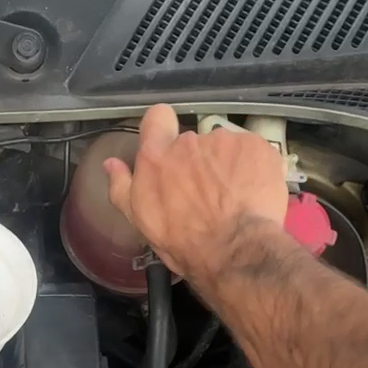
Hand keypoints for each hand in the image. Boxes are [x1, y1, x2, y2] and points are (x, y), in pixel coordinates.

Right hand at [104, 104, 291, 281]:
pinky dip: (252, 168)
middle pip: (193, 142)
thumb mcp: (140, 219)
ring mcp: (225, 142)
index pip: (157, 117)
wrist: (233, 250)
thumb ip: (122, 186)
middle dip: (198, 162)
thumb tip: (110, 163)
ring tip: (232, 196)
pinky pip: (252, 152)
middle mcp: (189, 142)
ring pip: (224, 148)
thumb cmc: (182, 240)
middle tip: (204, 193)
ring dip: (226, 166)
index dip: (163, 128)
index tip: (169, 146)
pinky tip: (251, 192)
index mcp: (157, 156)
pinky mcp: (257, 147)